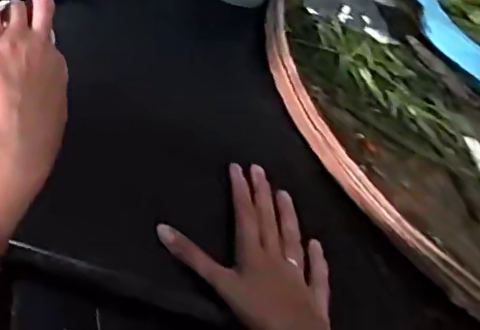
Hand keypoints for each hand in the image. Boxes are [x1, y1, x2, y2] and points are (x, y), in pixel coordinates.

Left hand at [0, 0, 68, 215]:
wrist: (13, 138)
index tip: (30, 51)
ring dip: (7, 12)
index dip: (40, 43)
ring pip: (15, 5)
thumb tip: (42, 91)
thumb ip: (49, 91)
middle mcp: (40, 44)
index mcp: (58, 64)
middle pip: (42, 6)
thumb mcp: (55, 111)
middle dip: (34, 6)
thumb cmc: (37, 137)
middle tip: (22, 17)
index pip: (51, 40)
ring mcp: (17, 39)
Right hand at [158, 164, 329, 329]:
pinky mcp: (315, 298)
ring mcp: (298, 276)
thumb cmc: (257, 313)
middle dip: (262, 194)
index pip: (245, 215)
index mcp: (253, 253)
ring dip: (288, 217)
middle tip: (260, 169)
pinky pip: (316, 274)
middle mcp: (275, 258)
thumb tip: (161, 228)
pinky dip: (317, 259)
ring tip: (285, 193)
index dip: (240, 190)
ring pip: (291, 240)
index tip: (237, 166)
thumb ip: (193, 257)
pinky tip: (317, 244)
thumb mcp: (220, 285)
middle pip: (268, 222)